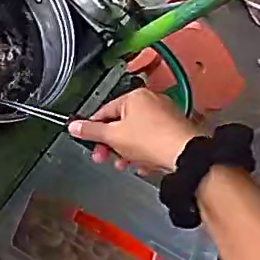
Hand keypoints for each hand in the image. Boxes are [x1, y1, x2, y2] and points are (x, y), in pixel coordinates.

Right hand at [67, 89, 200, 173]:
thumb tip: (75, 126)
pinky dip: (143, 152)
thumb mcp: (111, 136)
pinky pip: (150, 140)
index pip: (103, 111)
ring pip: (135, 134)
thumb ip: (90, 131)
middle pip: (119, 124)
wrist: (185, 155)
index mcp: (135, 96)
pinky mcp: (173, 130)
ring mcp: (164, 115)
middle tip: (103, 155)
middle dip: (110, 144)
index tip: (86, 137)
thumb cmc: (154, 140)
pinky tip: (141, 163)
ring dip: (125, 151)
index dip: (93, 128)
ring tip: (123, 162)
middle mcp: (151, 101)